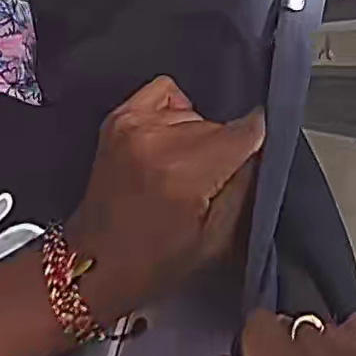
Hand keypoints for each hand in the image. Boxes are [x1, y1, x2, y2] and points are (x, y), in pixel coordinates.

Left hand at [64, 76, 262, 319]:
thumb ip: (246, 185)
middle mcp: (157, 141)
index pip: (246, 130)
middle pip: (220, 124)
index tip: (250, 160)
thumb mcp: (217, 237)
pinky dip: (174, 111)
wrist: (94, 263)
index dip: (255, 145)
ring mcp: (134, 125)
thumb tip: (260, 147)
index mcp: (184, 174)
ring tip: (180, 169)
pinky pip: (166, 92)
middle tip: (205, 183)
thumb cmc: (154, 260)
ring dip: (196, 136)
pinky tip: (168, 141)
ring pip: (195, 115)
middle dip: (223, 149)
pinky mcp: (119, 118)